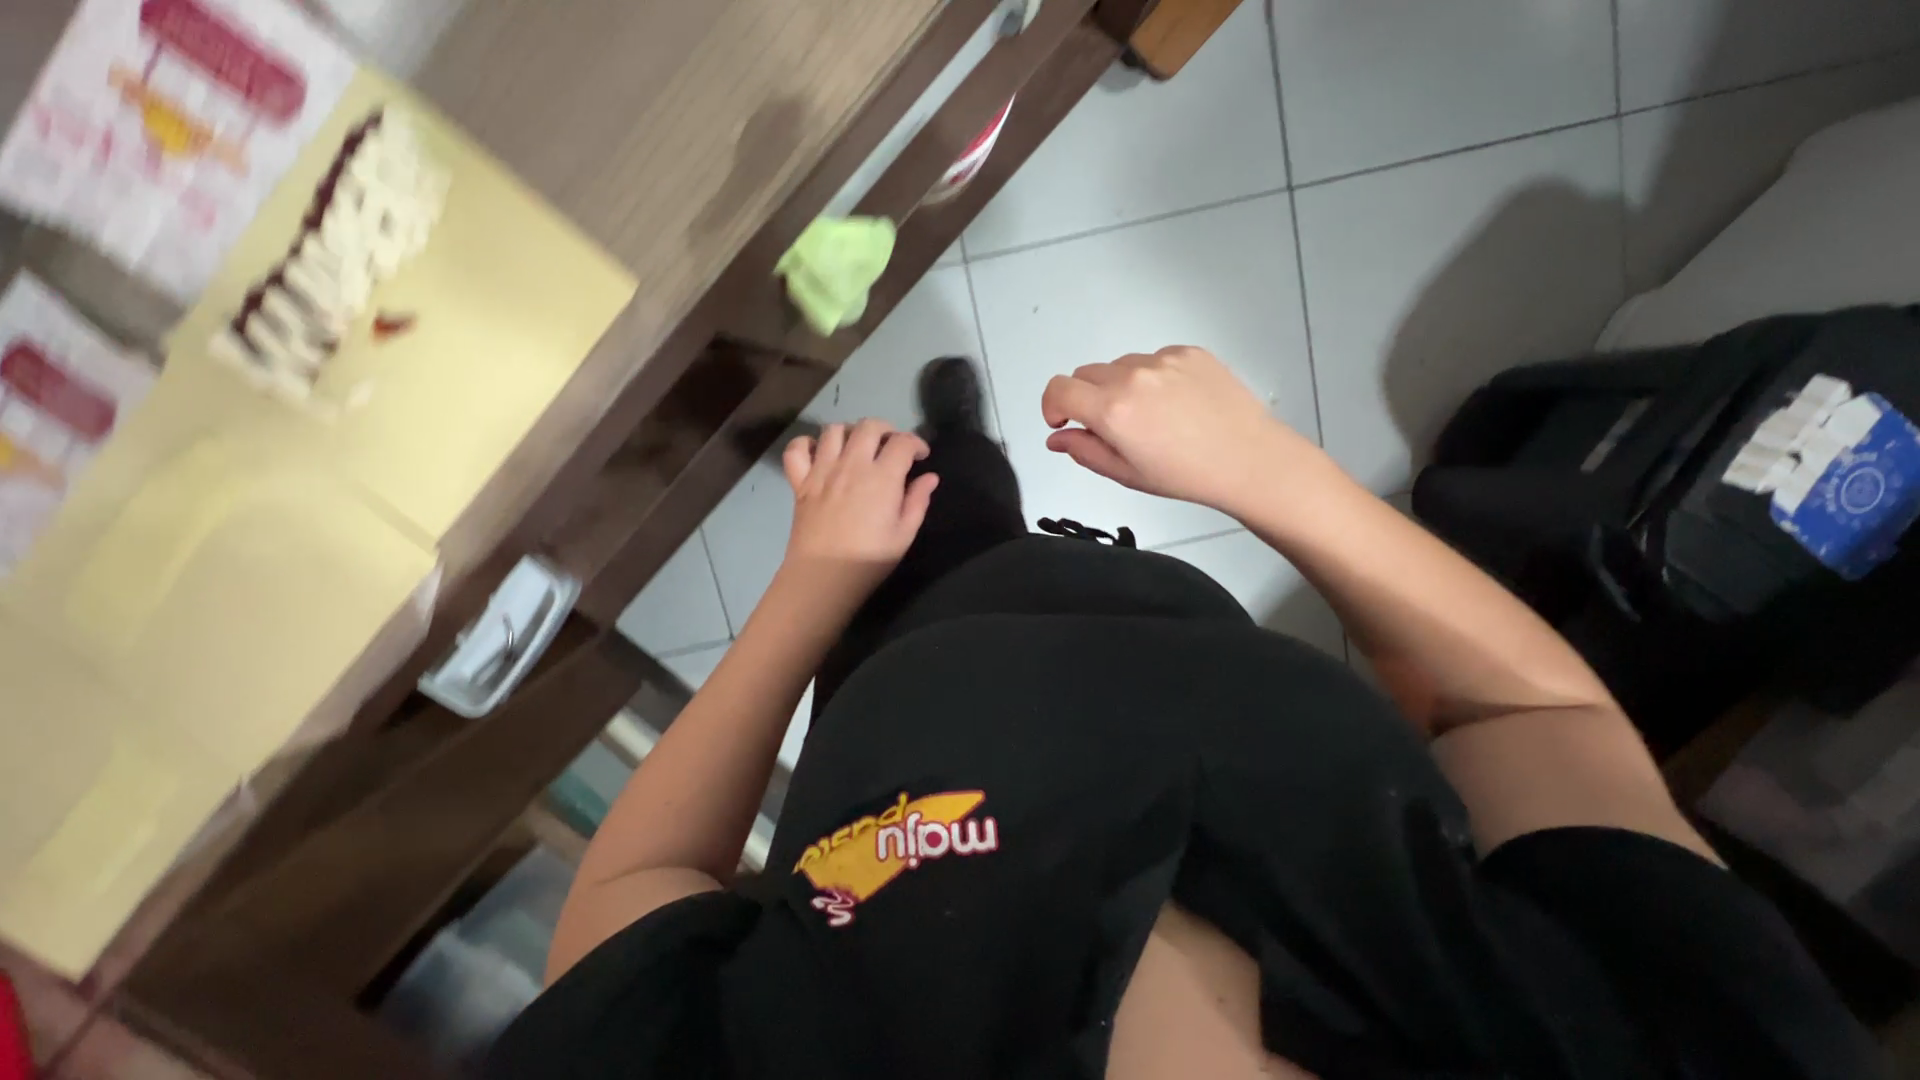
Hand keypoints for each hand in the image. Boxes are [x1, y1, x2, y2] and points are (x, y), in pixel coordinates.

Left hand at [780, 419, 938, 593]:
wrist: (823, 576)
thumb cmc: (869, 559)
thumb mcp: (904, 534)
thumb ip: (917, 501)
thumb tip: (929, 478)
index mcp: (882, 477)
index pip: (902, 442)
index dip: (916, 443)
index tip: (921, 456)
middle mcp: (852, 464)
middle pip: (869, 426)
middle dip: (886, 430)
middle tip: (891, 446)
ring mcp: (822, 470)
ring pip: (834, 430)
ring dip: (850, 432)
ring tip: (857, 447)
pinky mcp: (800, 481)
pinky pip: (797, 449)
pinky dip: (807, 444)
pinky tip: (819, 453)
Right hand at [1042, 346, 1320, 515]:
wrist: (1248, 458)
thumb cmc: (1187, 474)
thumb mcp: (1126, 473)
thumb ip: (1084, 450)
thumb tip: (1057, 438)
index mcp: (1113, 410)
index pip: (1058, 389)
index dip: (1052, 406)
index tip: (1061, 421)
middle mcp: (1132, 376)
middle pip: (1085, 374)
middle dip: (1086, 398)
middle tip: (1111, 427)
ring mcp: (1162, 360)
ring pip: (1119, 365)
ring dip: (1120, 386)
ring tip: (1151, 416)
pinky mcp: (1187, 352)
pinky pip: (1153, 359)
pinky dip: (1152, 377)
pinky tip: (1175, 403)